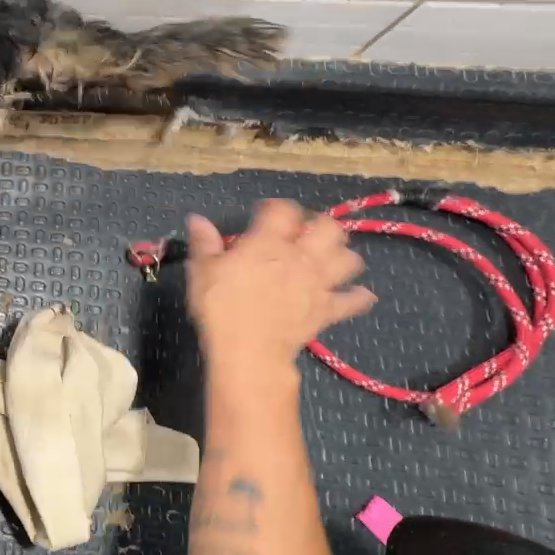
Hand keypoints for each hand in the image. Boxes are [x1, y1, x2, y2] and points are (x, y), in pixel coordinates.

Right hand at [185, 199, 375, 385]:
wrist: (248, 349)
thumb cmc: (219, 305)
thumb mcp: (201, 269)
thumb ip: (204, 241)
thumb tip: (197, 218)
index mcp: (267, 242)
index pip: (283, 210)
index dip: (276, 206)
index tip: (265, 211)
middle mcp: (300, 257)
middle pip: (329, 228)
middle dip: (321, 224)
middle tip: (305, 232)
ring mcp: (319, 283)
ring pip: (349, 259)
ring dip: (342, 255)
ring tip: (328, 257)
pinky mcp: (328, 309)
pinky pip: (354, 300)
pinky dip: (358, 296)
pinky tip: (354, 294)